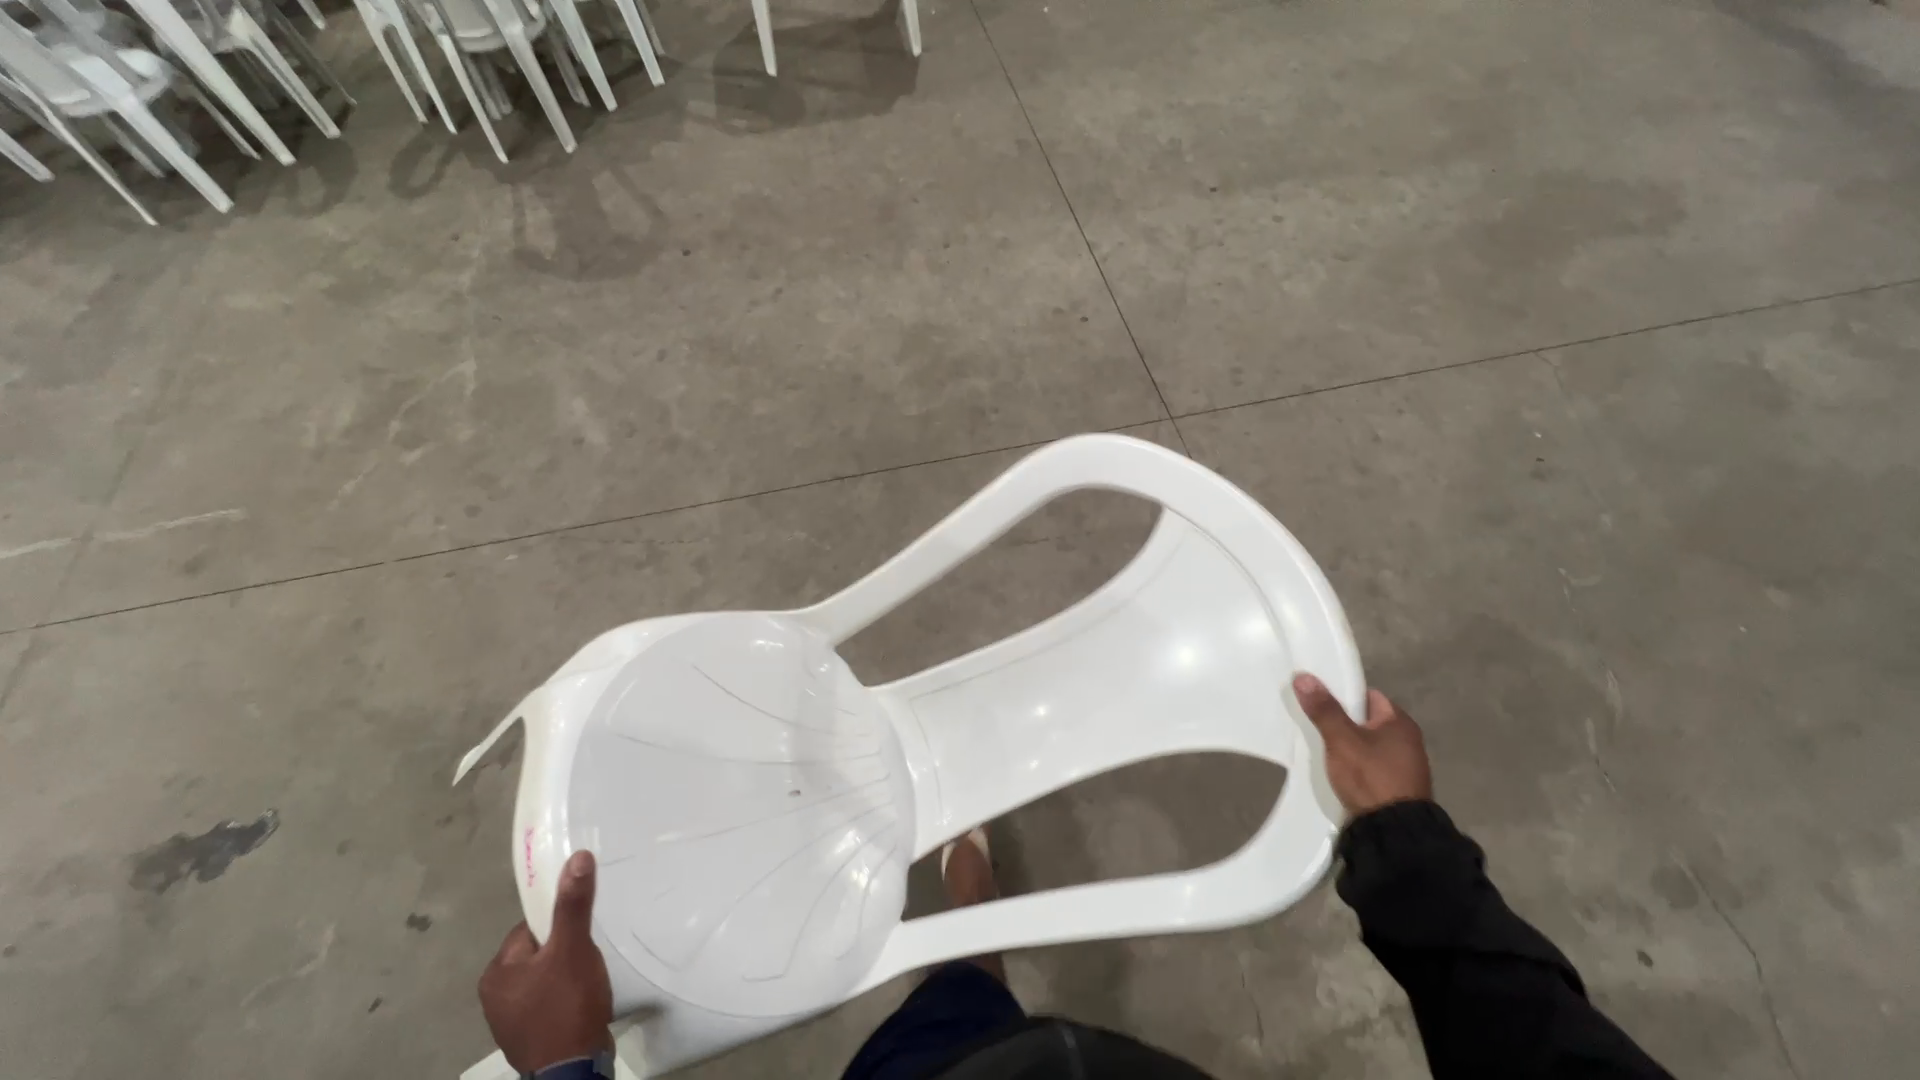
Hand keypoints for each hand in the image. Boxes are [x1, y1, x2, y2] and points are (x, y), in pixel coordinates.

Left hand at [478, 850, 613, 1072]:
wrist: (573, 1071)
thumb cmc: (566, 1005)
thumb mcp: (573, 948)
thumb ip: (573, 905)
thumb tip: (577, 857)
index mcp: (497, 972)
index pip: (531, 928)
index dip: (560, 923)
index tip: (584, 929)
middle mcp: (495, 996)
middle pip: (539, 952)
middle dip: (566, 948)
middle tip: (592, 950)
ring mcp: (511, 1020)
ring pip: (546, 977)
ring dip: (568, 972)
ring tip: (591, 974)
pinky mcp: (531, 1036)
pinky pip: (550, 1000)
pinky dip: (567, 995)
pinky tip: (585, 998)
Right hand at [1293, 674, 1432, 816]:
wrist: (1394, 831)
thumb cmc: (1371, 776)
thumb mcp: (1342, 740)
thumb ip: (1324, 710)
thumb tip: (1303, 676)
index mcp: (1401, 723)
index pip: (1368, 696)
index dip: (1343, 695)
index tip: (1319, 701)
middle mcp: (1407, 741)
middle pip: (1367, 721)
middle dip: (1342, 721)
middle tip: (1314, 723)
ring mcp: (1403, 766)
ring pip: (1367, 744)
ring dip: (1347, 745)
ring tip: (1320, 746)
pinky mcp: (1395, 787)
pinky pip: (1369, 765)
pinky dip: (1354, 764)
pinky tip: (1337, 770)